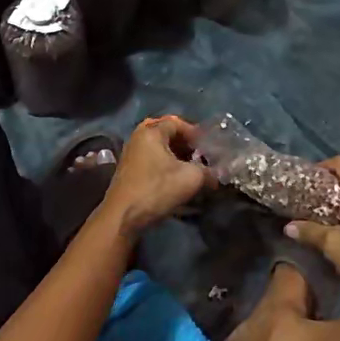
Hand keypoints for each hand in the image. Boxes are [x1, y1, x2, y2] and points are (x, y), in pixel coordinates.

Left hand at [100, 116, 209, 236]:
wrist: (123, 218)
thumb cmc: (157, 190)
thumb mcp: (191, 178)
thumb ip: (208, 172)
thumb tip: (216, 175)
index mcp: (151, 132)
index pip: (177, 122)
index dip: (195, 133)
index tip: (207, 147)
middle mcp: (138, 138)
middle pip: (165, 133)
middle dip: (183, 143)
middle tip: (197, 154)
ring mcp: (130, 155)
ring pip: (157, 148)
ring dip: (174, 155)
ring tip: (189, 168)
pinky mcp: (127, 172)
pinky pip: (150, 160)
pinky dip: (164, 165)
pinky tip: (174, 179)